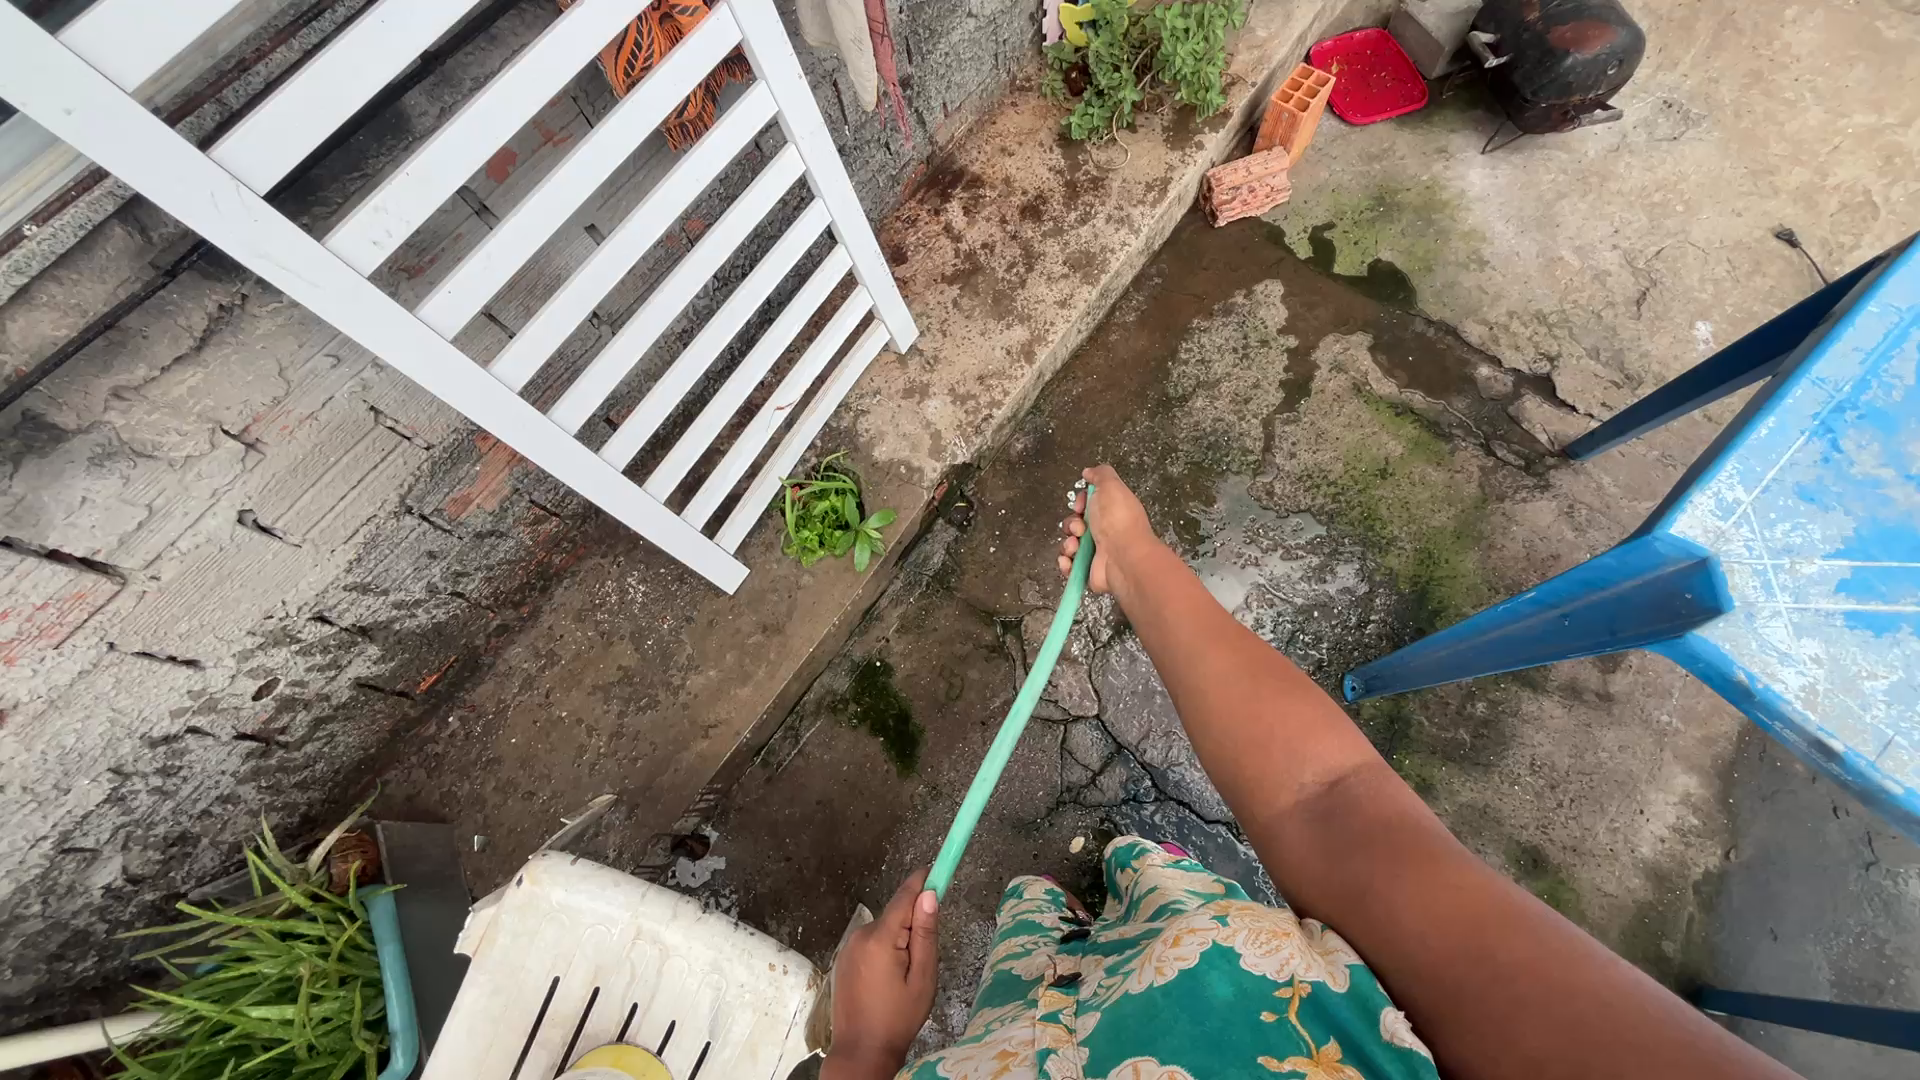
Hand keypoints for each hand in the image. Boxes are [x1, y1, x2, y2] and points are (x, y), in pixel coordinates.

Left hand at [822, 868, 939, 1078]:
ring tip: (905, 975)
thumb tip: (930, 894)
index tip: (938, 869)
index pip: (904, 895)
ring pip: (884, 929)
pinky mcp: (843, 959)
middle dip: (912, 923)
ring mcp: (848, 947)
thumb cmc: (898, 1018)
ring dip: (898, 939)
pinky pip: (871, 942)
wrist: (860, 1054)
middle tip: (924, 956)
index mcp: (881, 938)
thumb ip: (925, 934)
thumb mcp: (922, 978)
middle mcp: (860, 935)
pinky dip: (884, 950)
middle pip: (895, 914)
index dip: (922, 881)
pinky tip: (887, 980)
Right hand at [1059, 465, 1158, 595]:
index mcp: (1111, 511)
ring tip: (1075, 547)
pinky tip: (1070, 560)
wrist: (1123, 557)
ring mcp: (1096, 553)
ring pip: (1069, 544)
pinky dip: (1065, 563)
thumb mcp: (1111, 486)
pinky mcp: (1088, 571)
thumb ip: (1100, 474)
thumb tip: (1088, 472)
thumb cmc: (1118, 521)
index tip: (1081, 506)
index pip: (1088, 505)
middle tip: (1079, 528)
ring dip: (1067, 544)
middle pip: (1075, 524)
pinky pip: (1069, 566)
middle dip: (1071, 524)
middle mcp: (1105, 532)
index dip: (1080, 503)